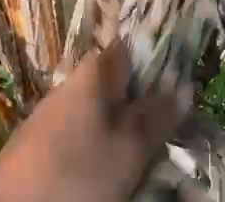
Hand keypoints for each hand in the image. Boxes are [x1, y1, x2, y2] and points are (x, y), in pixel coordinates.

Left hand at [0, 43, 186, 200]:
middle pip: (120, 87)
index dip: (159, 64)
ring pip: (103, 117)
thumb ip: (157, 116)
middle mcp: (73, 84)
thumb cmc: (76, 173)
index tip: (182, 87)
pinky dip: (101, 153)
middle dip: (145, 109)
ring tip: (147, 163)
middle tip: (170, 137)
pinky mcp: (42, 146)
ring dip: (125, 136)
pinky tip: (111, 175)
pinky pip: (84, 140)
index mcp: (95, 72)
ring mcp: (55, 115)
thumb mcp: (129, 148)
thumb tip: (182, 84)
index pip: (133, 49)